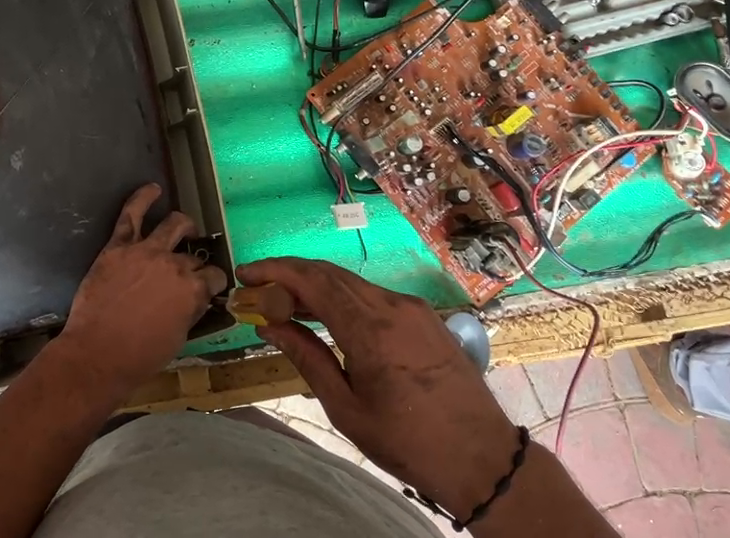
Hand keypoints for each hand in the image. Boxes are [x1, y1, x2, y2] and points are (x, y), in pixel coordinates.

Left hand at [56, 184, 226, 393]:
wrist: (97, 354)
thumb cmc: (139, 356)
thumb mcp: (178, 338)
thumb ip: (189, 310)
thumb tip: (195, 298)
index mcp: (192, 290)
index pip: (213, 277)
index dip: (213, 282)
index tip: (209, 286)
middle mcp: (174, 265)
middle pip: (192, 255)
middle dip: (194, 262)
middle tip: (190, 268)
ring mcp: (145, 251)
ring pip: (172, 225)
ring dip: (183, 224)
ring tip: (185, 226)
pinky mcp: (118, 246)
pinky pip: (132, 214)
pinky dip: (143, 197)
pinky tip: (153, 188)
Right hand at [236, 258, 519, 515]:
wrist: (483, 458)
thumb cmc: (408, 441)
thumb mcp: (347, 409)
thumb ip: (308, 359)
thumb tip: (269, 326)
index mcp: (370, 328)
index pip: (312, 280)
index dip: (275, 271)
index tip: (245, 273)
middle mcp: (392, 305)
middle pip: (330, 274)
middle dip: (290, 274)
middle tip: (258, 287)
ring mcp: (412, 307)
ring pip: (352, 282)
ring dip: (316, 285)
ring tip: (286, 303)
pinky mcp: (425, 317)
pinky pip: (373, 295)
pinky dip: (343, 297)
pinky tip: (327, 315)